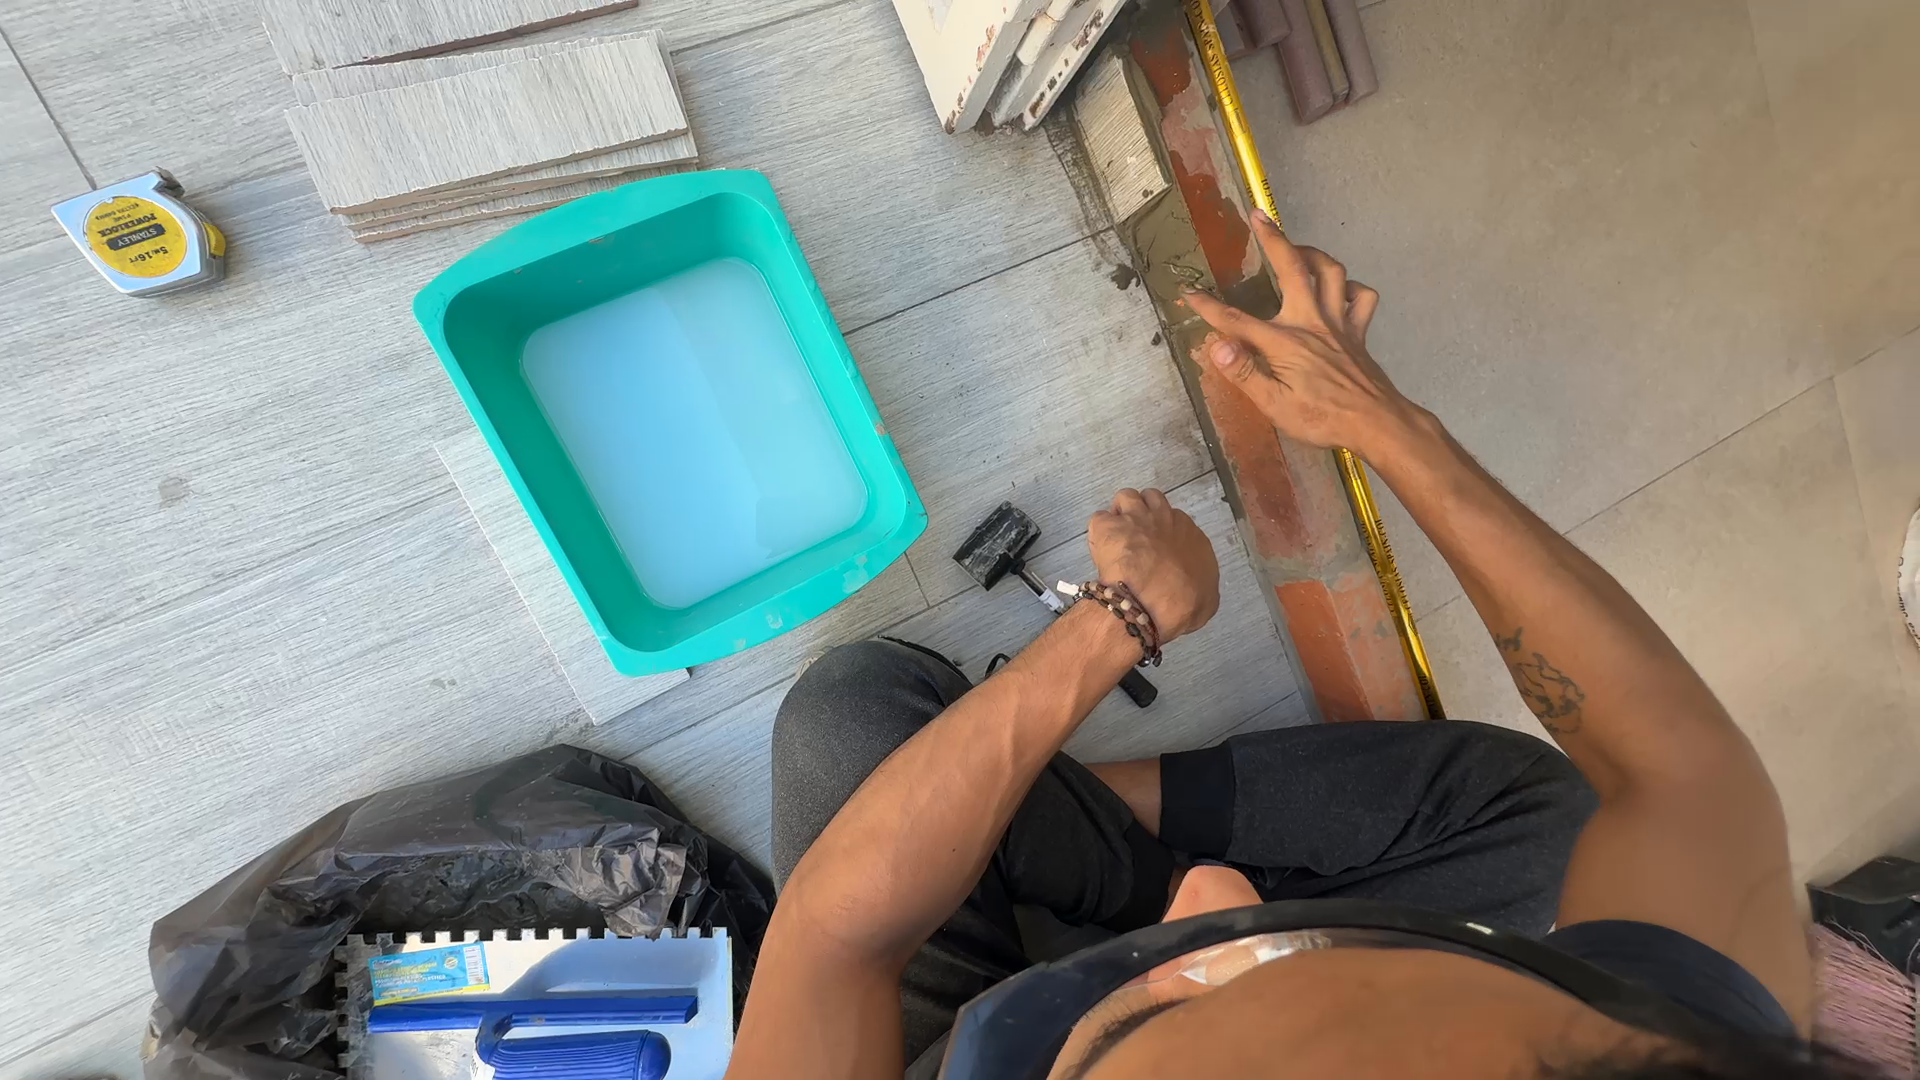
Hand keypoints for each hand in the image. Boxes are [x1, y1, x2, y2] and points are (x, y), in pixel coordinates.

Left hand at [1086, 489, 1219, 642]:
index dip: (1161, 532)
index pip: (1173, 519)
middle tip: (1134, 534)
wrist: (1154, 604)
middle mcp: (1163, 518)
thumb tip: (1192, 587)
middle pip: (1152, 498)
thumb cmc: (1184, 605)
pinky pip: (1099, 518)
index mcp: (1187, 534)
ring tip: (1115, 535)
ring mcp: (1135, 518)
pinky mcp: (1108, 526)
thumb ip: (1199, 584)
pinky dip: (1097, 532)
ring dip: (1120, 512)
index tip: (1154, 548)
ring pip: (1126, 497)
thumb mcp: (1206, 598)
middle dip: (1142, 511)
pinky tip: (1100, 549)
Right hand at [1182, 211, 1425, 459]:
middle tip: (1259, 216)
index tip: (1189, 293)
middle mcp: (1312, 322)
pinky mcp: (1358, 333)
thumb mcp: (1274, 405)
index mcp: (1284, 342)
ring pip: (1332, 272)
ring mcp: (1339, 324)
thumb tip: (1217, 347)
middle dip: (1273, 240)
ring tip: (1298, 248)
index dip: (1209, 307)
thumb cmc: (1320, 418)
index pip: (1237, 321)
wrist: (1375, 422)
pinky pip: (1361, 298)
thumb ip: (1244, 373)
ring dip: (1313, 254)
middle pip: (1293, 269)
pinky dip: (1351, 288)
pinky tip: (1340, 291)